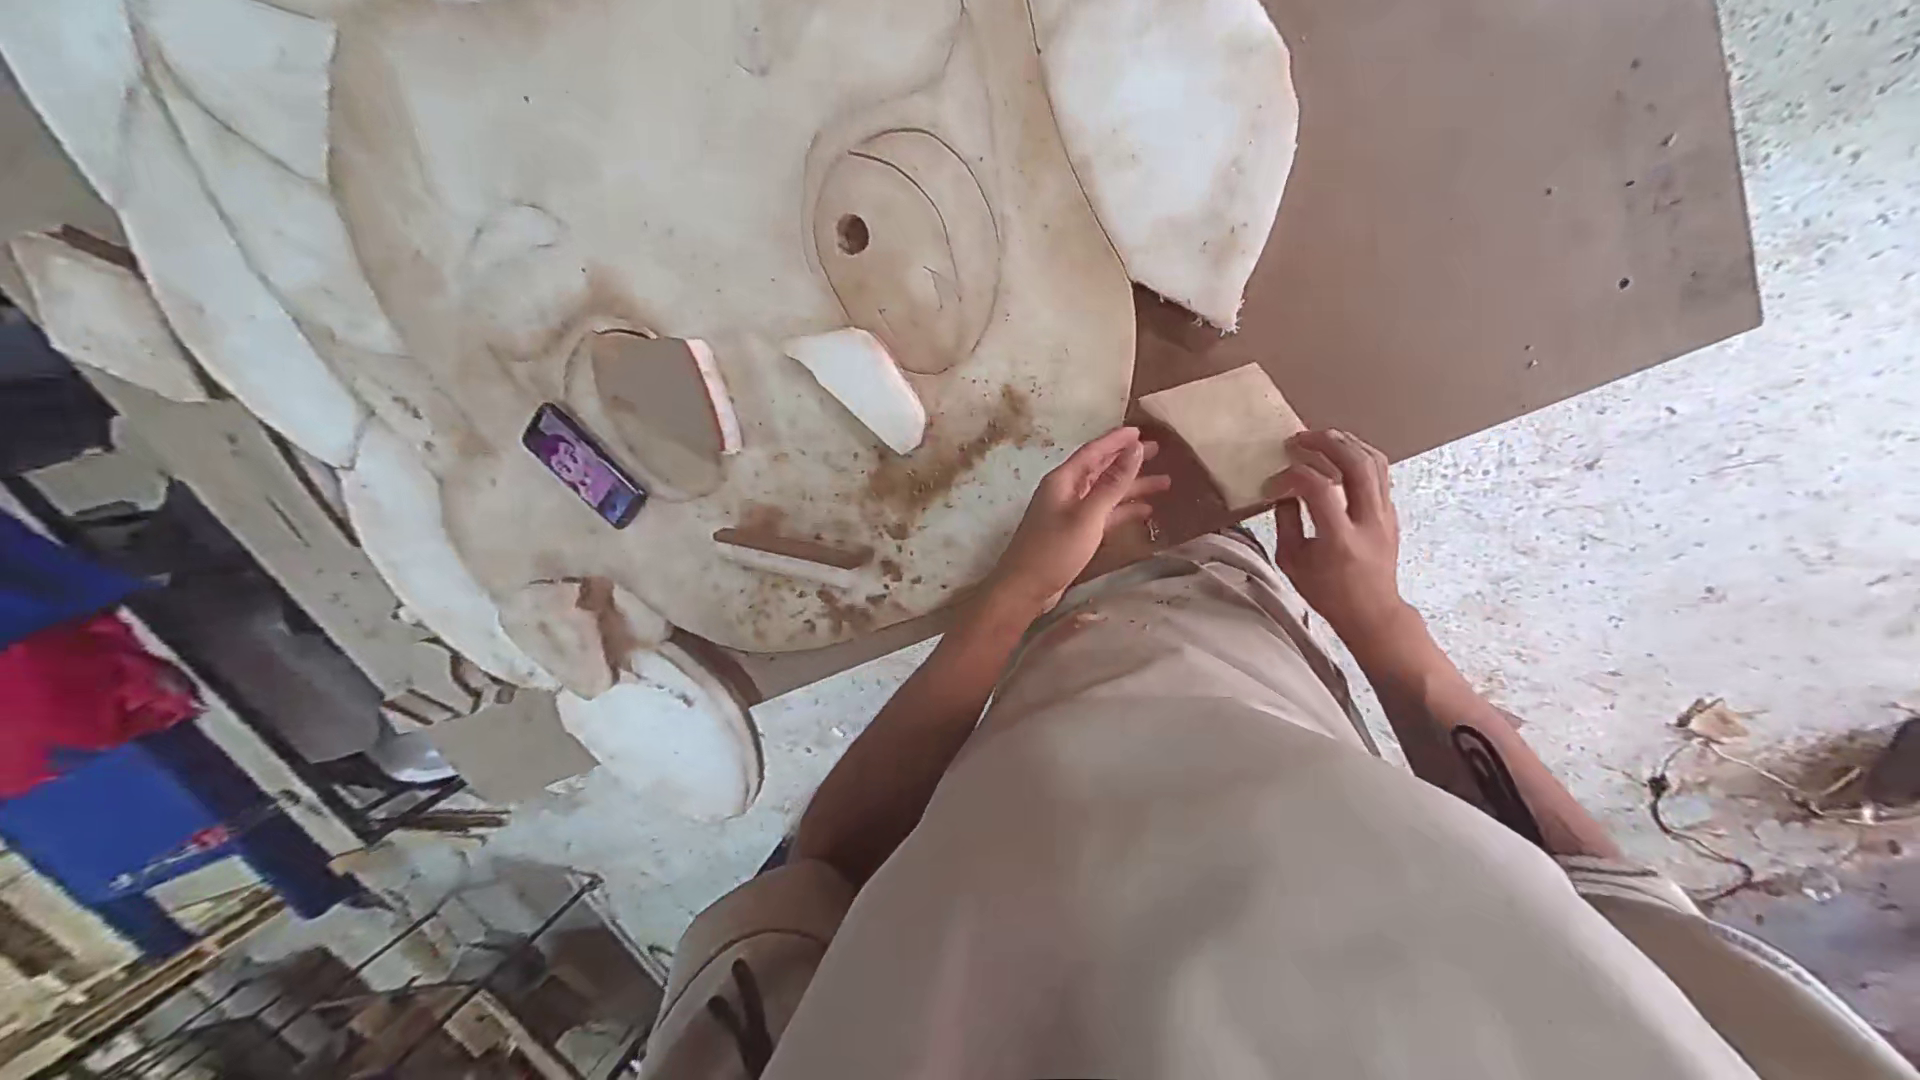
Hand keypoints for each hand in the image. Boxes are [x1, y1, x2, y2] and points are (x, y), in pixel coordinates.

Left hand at [987, 427, 1170, 612]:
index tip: (1141, 431)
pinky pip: (1103, 513)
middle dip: (1128, 460)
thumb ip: (1113, 483)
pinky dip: (1122, 510)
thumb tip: (1135, 449)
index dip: (1117, 440)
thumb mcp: (1088, 515)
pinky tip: (1145, 510)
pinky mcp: (1074, 533)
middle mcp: (1065, 491)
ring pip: (1105, 492)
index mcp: (1063, 480)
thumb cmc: (1054, 550)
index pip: (1093, 451)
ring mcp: (1069, 513)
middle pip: (1101, 469)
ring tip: (1164, 482)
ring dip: (1131, 487)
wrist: (1025, 588)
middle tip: (1158, 451)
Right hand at [1268, 429, 1412, 644]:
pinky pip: (1379, 473)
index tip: (1273, 483)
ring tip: (1322, 437)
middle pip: (1356, 464)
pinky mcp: (1390, 513)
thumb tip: (1283, 493)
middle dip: (1326, 443)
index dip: (1291, 477)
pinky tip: (1339, 457)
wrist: (1371, 611)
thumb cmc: (1328, 592)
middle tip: (1299, 438)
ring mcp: (1384, 515)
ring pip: (1374, 462)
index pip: (1318, 488)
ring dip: (1346, 443)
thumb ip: (1286, 522)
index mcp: (1339, 537)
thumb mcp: (1292, 560)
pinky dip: (1357, 457)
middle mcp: (1368, 521)